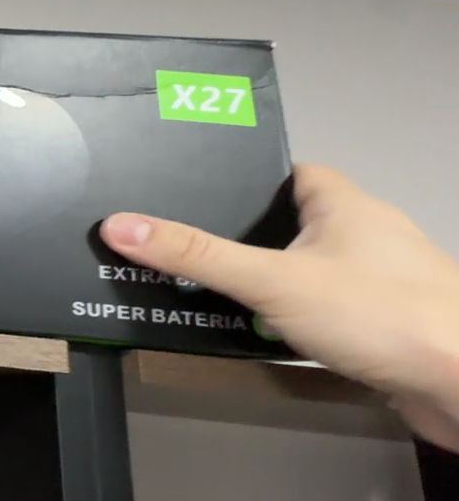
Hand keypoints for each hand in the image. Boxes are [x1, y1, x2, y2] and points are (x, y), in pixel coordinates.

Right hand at [100, 165, 458, 448]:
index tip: (192, 188)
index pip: (294, 174)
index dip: (246, 177)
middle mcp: (367, 241)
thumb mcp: (270, 280)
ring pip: (296, 268)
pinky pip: (309, 307)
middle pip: (288, 223)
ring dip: (253, 277)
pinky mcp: (374, 326)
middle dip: (233, 234)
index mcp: (350, 210)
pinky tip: (242, 325)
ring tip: (191, 281)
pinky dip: (274, 313)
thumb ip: (192, 254)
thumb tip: (116, 223)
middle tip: (174, 239)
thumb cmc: (384, 316)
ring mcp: (375, 286)